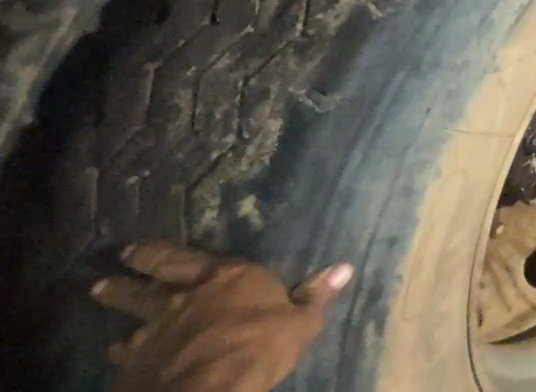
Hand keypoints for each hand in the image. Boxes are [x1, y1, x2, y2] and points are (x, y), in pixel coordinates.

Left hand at [91, 241, 351, 391]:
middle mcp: (182, 302)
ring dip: (126, 329)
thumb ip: (314, 296)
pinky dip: (129, 360)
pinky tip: (128, 365)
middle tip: (103, 282)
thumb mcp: (302, 321)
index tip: (132, 251)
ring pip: (132, 329)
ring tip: (119, 335)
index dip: (158, 255)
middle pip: (146, 290)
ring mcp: (153, 339)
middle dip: (126, 284)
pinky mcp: (135, 373)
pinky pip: (129, 362)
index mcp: (226, 280)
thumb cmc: (261, 344)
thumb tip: (343, 268)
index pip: (187, 260)